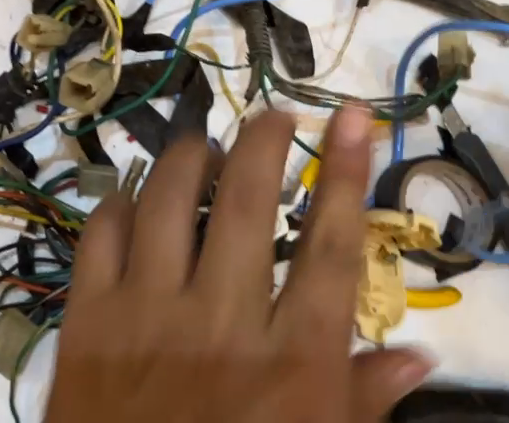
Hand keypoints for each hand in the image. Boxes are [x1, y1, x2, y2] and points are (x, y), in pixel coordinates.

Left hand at [46, 108, 433, 422]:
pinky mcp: (88, 316)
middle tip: (273, 114)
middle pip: (243, 202)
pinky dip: (117, 203)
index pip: (333, 249)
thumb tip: (420, 357)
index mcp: (293, 363)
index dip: (347, 174)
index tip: (352, 116)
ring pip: (166, 200)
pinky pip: (100, 232)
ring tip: (204, 144)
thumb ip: (364, 402)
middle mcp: (222, 321)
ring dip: (188, 158)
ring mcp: (147, 312)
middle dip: (262, 142)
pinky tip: (132, 197)